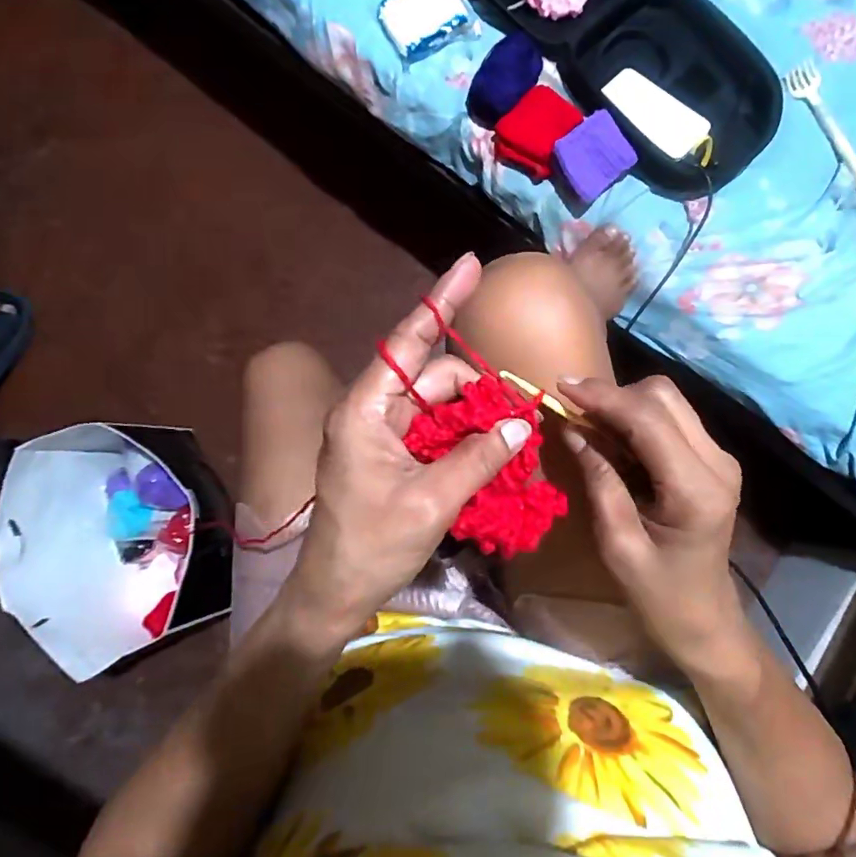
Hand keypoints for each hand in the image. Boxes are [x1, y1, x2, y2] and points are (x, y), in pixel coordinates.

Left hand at [277, 254, 531, 639]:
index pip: (407, 341)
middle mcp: (369, 409)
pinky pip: (431, 425)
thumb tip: (520, 424)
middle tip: (518, 411)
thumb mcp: (431, 501)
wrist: (335, 592)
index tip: (470, 264)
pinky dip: (460, 431)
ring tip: (508, 434)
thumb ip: (477, 458)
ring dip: (471, 412)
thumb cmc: (372, 547)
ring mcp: (378, 430)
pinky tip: (487, 445)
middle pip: (431, 375)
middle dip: (476, 387)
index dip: (440, 301)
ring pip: (435, 401)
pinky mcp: (388, 450)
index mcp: (365, 409)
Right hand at [556, 375, 747, 666]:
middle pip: (663, 396)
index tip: (561, 387)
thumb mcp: (617, 544)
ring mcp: (719, 457)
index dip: (603, 396)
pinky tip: (611, 434)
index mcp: (696, 489)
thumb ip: (599, 481)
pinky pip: (671, 417)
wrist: (704, 618)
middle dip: (612, 393)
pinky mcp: (712, 458)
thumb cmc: (658, 594)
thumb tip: (572, 429)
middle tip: (571, 407)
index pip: (648, 419)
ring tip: (587, 420)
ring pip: (668, 400)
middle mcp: (717, 462)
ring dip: (624, 401)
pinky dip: (636, 415)